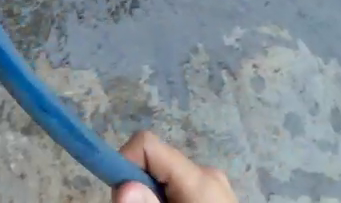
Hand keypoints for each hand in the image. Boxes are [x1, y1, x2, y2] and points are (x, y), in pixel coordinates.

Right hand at [112, 132, 240, 202]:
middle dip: (140, 184)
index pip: (147, 142)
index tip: (121, 194)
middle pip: (156, 161)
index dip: (125, 162)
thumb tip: (122, 186)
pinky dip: (171, 198)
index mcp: (199, 177)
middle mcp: (209, 172)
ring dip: (155, 193)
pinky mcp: (219, 197)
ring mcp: (218, 185)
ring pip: (168, 176)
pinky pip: (183, 187)